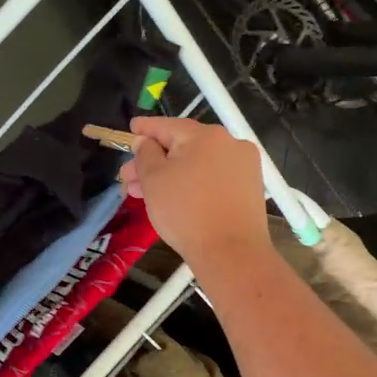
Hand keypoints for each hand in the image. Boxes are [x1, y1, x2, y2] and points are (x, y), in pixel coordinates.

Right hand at [118, 116, 271, 265]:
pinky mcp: (248, 188)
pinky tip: (174, 198)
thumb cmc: (185, 211)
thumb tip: (146, 141)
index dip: (145, 128)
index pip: (168, 125)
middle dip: (153, 160)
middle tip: (128, 177)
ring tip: (144, 193)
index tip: (131, 129)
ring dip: (170, 175)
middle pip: (183, 146)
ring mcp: (243, 166)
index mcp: (205, 135)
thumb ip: (146, 154)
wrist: (230, 251)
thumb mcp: (154, 180)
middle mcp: (229, 143)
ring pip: (197, 164)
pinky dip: (191, 183)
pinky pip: (212, 178)